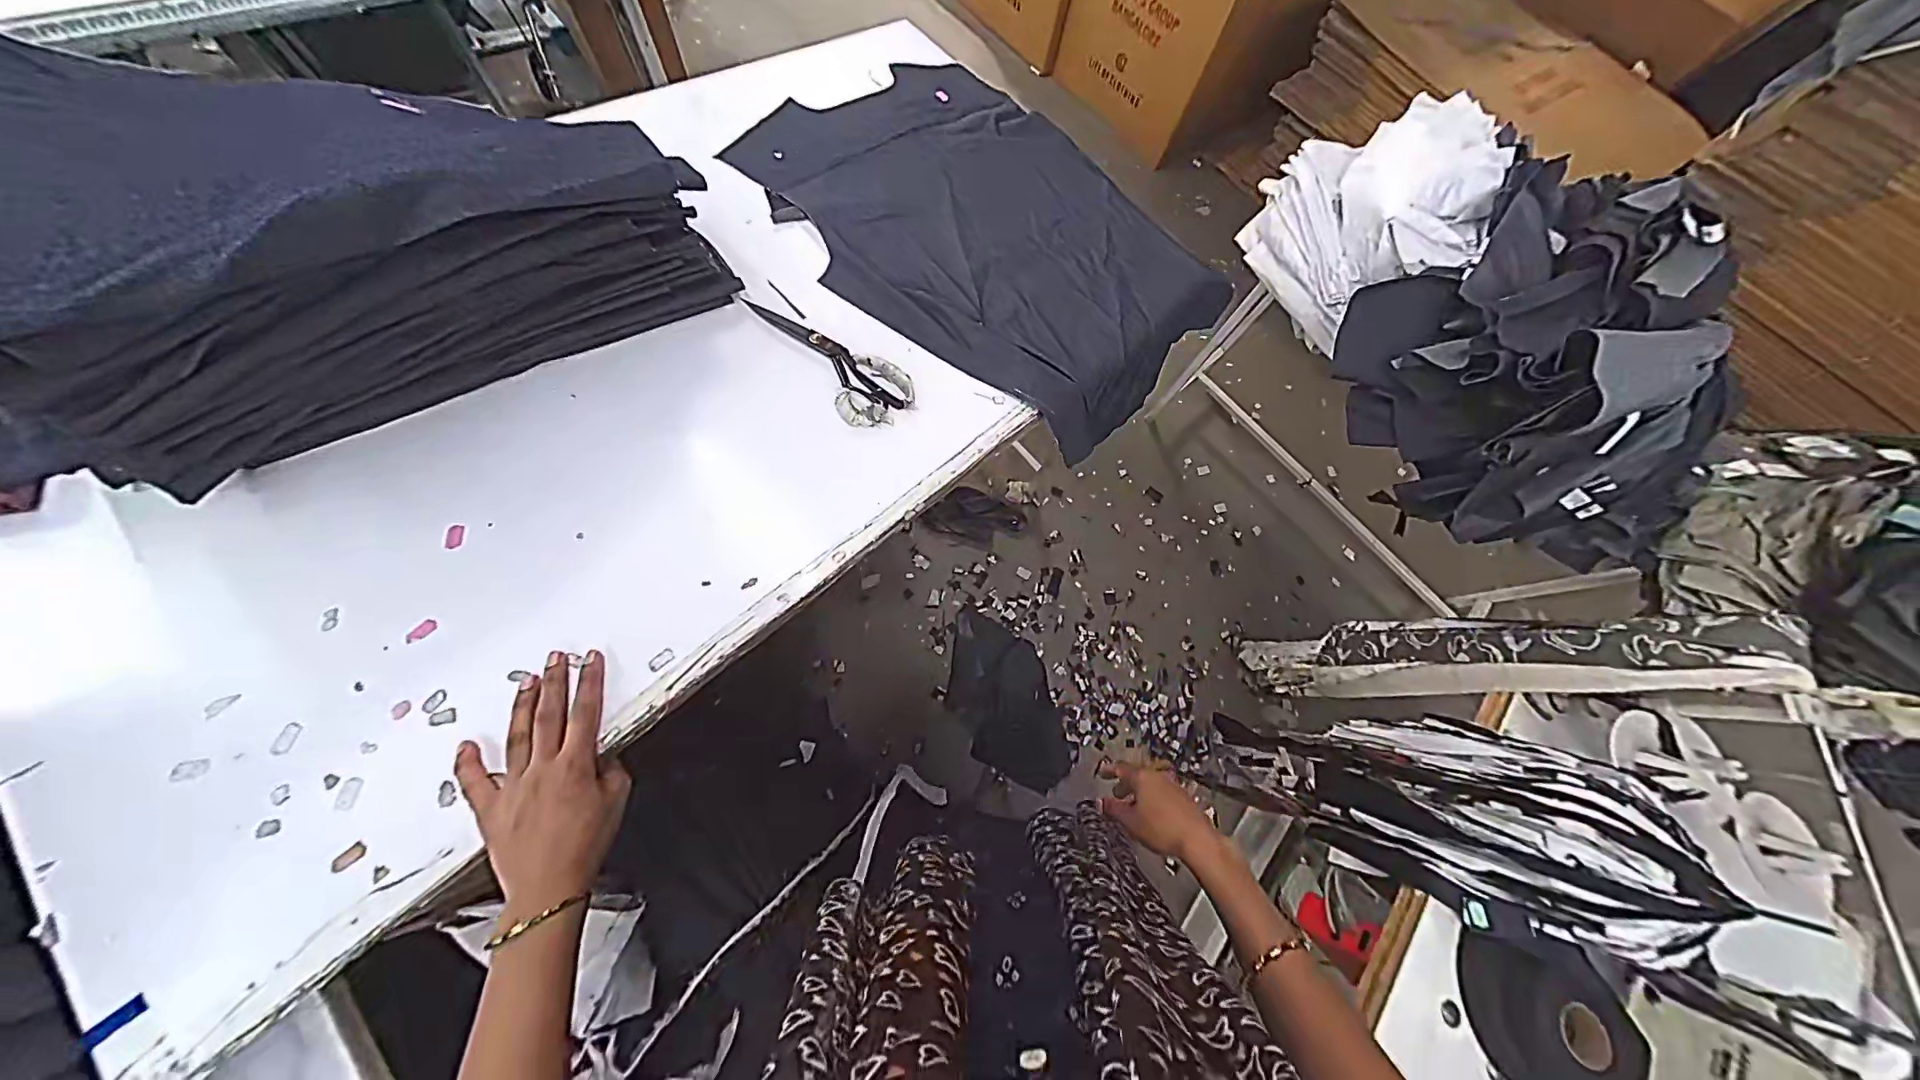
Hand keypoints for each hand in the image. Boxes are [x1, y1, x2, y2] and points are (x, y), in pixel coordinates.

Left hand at [455, 650, 631, 913]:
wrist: (548, 888)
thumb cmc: (585, 846)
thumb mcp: (615, 801)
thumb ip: (612, 771)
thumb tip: (604, 754)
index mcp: (576, 766)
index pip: (585, 713)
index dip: (589, 682)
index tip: (589, 661)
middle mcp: (542, 770)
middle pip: (549, 715)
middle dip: (555, 682)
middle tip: (555, 659)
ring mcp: (513, 786)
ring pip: (518, 736)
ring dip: (523, 705)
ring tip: (527, 682)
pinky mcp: (491, 808)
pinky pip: (476, 781)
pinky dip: (468, 762)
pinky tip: (466, 744)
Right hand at [1099, 758, 1219, 863]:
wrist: (1197, 840)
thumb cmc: (1163, 829)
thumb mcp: (1130, 821)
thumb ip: (1113, 809)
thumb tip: (1102, 803)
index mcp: (1142, 777)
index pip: (1121, 768)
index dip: (1110, 770)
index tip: (1104, 772)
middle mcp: (1158, 777)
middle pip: (1136, 775)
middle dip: (1125, 784)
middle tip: (1116, 793)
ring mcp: (1173, 786)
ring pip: (1150, 784)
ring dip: (1139, 793)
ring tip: (1133, 807)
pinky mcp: (1184, 798)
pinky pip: (1162, 792)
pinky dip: (1152, 799)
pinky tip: (1152, 814)